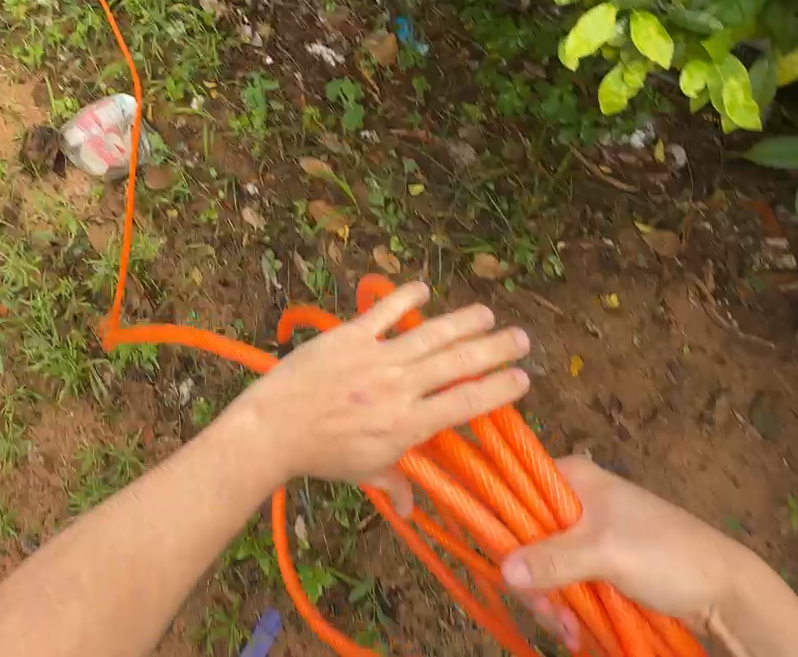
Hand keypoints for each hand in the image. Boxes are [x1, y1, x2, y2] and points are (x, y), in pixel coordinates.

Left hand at [220, 281, 530, 487]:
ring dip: (463, 322)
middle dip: (494, 350)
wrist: (275, 427)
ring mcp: (375, 358)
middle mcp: (400, 388)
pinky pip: (383, 312)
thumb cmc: (320, 455)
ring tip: (488, 313)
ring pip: (430, 335)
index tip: (523, 378)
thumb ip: (396, 484)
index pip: (466, 404)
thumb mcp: (365, 474)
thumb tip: (413, 510)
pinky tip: (424, 288)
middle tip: (521, 338)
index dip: (498, 389)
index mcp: (408, 425)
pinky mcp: (350, 336)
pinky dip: (404, 298)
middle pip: (458, 364)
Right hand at [499, 456, 750, 633]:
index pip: (515, 490)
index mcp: (571, 477)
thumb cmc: (666, 554)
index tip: (509, 570)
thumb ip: (553, 559)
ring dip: (551, 599)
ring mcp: (585, 529)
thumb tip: (503, 570)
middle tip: (551, 614)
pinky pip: (564, 578)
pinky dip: (566, 604)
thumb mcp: (606, 554)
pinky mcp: (598, 558)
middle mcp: (573, 497)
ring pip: (544, 562)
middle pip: (527, 534)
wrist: (728, 590)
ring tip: (570, 631)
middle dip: (534, 579)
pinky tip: (576, 630)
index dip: (504, 527)